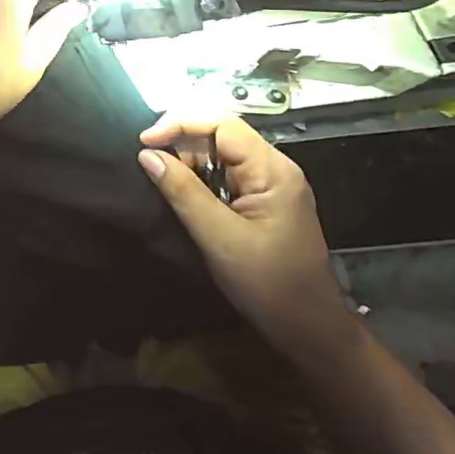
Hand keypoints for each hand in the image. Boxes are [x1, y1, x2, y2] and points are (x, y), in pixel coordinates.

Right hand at [139, 115, 357, 362]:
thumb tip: (148, 155)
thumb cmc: (268, 285)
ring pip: (222, 155)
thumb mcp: (219, 239)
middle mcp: (274, 167)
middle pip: (221, 135)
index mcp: (272, 169)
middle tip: (149, 164)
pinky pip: (228, 176)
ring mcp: (271, 184)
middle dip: (182, 144)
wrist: (309, 329)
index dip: (181, 124)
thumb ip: (183, 193)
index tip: (145, 141)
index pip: (222, 124)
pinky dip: (202, 180)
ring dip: (189, 162)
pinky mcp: (264, 201)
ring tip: (160, 178)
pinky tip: (182, 193)